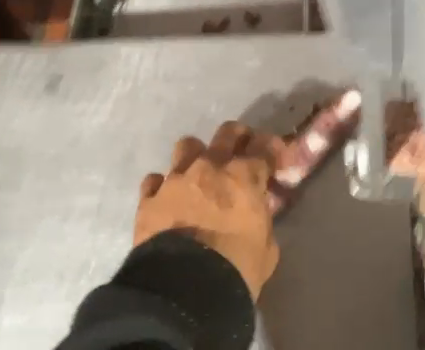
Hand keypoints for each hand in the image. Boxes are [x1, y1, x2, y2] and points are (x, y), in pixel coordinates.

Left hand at [135, 122, 283, 298]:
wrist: (183, 292)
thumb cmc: (235, 270)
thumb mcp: (266, 249)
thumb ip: (263, 221)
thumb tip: (257, 215)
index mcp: (243, 176)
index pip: (264, 147)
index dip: (273, 149)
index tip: (276, 158)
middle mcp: (209, 167)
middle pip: (227, 133)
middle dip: (237, 138)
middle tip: (240, 154)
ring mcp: (176, 179)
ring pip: (187, 146)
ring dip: (196, 157)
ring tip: (199, 175)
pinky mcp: (149, 199)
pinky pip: (155, 181)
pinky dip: (163, 186)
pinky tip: (167, 200)